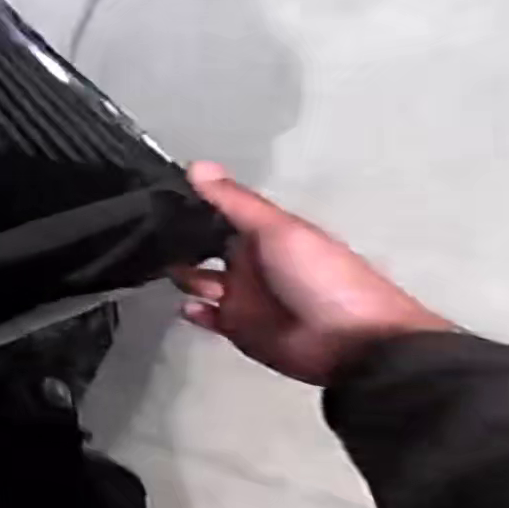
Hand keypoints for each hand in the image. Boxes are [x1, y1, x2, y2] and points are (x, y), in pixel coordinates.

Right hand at [170, 162, 452, 385]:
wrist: (357, 344)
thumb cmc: (321, 279)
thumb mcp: (280, 231)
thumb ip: (234, 201)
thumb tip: (195, 163)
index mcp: (263, 237)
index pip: (217, 216)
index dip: (190, 207)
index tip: (154, 199)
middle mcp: (249, 262)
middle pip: (200, 248)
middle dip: (177, 244)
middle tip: (151, 239)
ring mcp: (242, 296)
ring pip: (195, 280)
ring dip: (180, 276)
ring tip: (170, 271)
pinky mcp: (236, 325)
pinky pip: (203, 314)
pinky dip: (193, 310)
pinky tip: (193, 305)